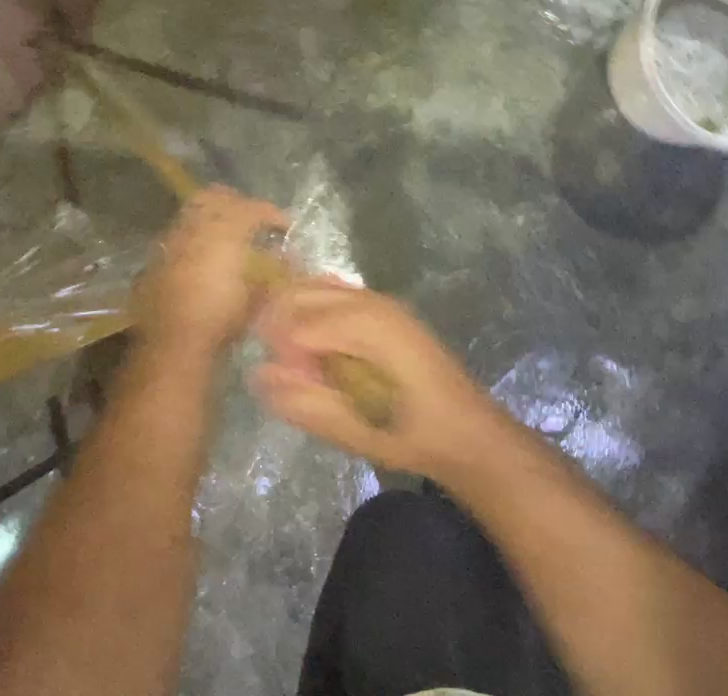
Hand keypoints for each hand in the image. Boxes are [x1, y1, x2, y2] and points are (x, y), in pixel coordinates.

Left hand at [131, 186, 288, 355]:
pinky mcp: (154, 258)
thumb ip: (275, 271)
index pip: (254, 208)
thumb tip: (288, 258)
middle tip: (251, 220)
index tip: (285, 226)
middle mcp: (196, 226)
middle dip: (236, 203)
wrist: (172, 342)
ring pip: (192, 213)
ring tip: (226, 238)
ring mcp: (171, 239)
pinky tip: (201, 259)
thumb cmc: (222, 317)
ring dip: (212, 218)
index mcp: (226, 230)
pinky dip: (193, 239)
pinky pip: (177, 236)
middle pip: (216, 195)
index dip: (273, 214)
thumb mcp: (258, 296)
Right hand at [252, 281, 512, 481]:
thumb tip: (258, 376)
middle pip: (300, 293)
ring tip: (301, 366)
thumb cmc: (416, 438)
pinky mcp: (384, 310)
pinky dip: (313, 316)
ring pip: (314, 289)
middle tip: (288, 376)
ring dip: (295, 319)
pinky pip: (332, 296)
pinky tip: (320, 354)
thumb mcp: (358, 433)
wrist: (470, 433)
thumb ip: (307, 403)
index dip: (282, 356)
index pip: (295, 323)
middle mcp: (374, 301)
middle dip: (280, 329)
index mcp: (370, 327)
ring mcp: (381, 301)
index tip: (289, 387)